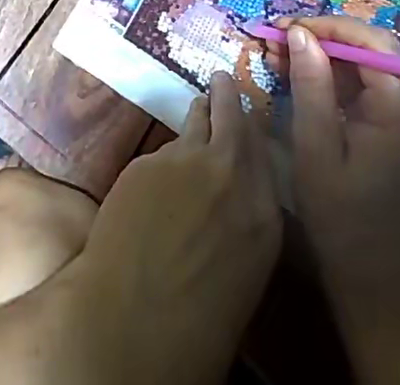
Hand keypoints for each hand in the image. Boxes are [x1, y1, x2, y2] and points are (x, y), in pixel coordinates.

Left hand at [72, 71, 280, 382]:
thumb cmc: (199, 315)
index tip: (247, 109)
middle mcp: (230, 176)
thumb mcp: (245, 263)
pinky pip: (162, 151)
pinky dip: (165, 156)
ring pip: (195, 122)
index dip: (252, 126)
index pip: (263, 149)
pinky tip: (160, 171)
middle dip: (227, 96)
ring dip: (197, 113)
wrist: (135, 323)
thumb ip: (246, 211)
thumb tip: (236, 183)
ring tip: (199, 102)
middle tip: (222, 78)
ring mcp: (186, 163)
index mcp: (264, 212)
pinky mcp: (148, 162)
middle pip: (232, 119)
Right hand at [275, 16, 399, 383]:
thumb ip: (310, 87)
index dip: (328, 27)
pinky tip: (311, 84)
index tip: (284, 27)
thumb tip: (299, 34)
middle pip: (377, 53)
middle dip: (325, 40)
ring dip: (332, 60)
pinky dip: (346, 82)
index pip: (373, 45)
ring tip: (284, 58)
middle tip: (277, 42)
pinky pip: (383, 93)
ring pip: (378, 70)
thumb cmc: (339, 218)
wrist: (378, 278)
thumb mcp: (314, 150)